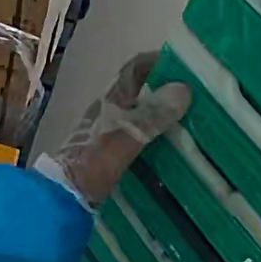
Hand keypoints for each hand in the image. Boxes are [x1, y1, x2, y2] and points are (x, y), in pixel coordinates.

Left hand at [35, 52, 190, 206]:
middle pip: (141, 94)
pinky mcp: (112, 157)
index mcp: (110, 101)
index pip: (134, 70)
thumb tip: (184, 89)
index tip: (184, 67)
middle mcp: (109, 113)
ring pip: (142, 117)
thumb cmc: (92, 164)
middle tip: (197, 100)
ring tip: (193, 125)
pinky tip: (174, 151)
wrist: (63, 199)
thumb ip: (152, 116)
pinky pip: (141, 139)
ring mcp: (109, 135)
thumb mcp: (125, 137)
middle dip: (168, 92)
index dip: (157, 62)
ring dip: (164, 118)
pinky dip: (158, 139)